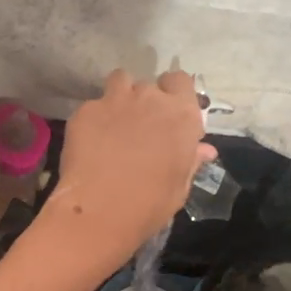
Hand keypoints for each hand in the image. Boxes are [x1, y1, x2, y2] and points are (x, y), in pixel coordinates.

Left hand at [44, 69, 216, 267]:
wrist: (100, 210)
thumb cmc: (150, 204)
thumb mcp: (179, 186)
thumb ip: (191, 160)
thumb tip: (204, 150)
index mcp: (181, 115)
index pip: (181, 81)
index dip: (175, 94)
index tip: (170, 113)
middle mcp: (150, 98)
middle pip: (149, 85)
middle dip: (146, 101)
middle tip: (141, 128)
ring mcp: (115, 100)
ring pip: (120, 81)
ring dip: (121, 97)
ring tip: (115, 123)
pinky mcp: (85, 110)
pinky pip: (93, 105)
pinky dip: (94, 119)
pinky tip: (90, 142)